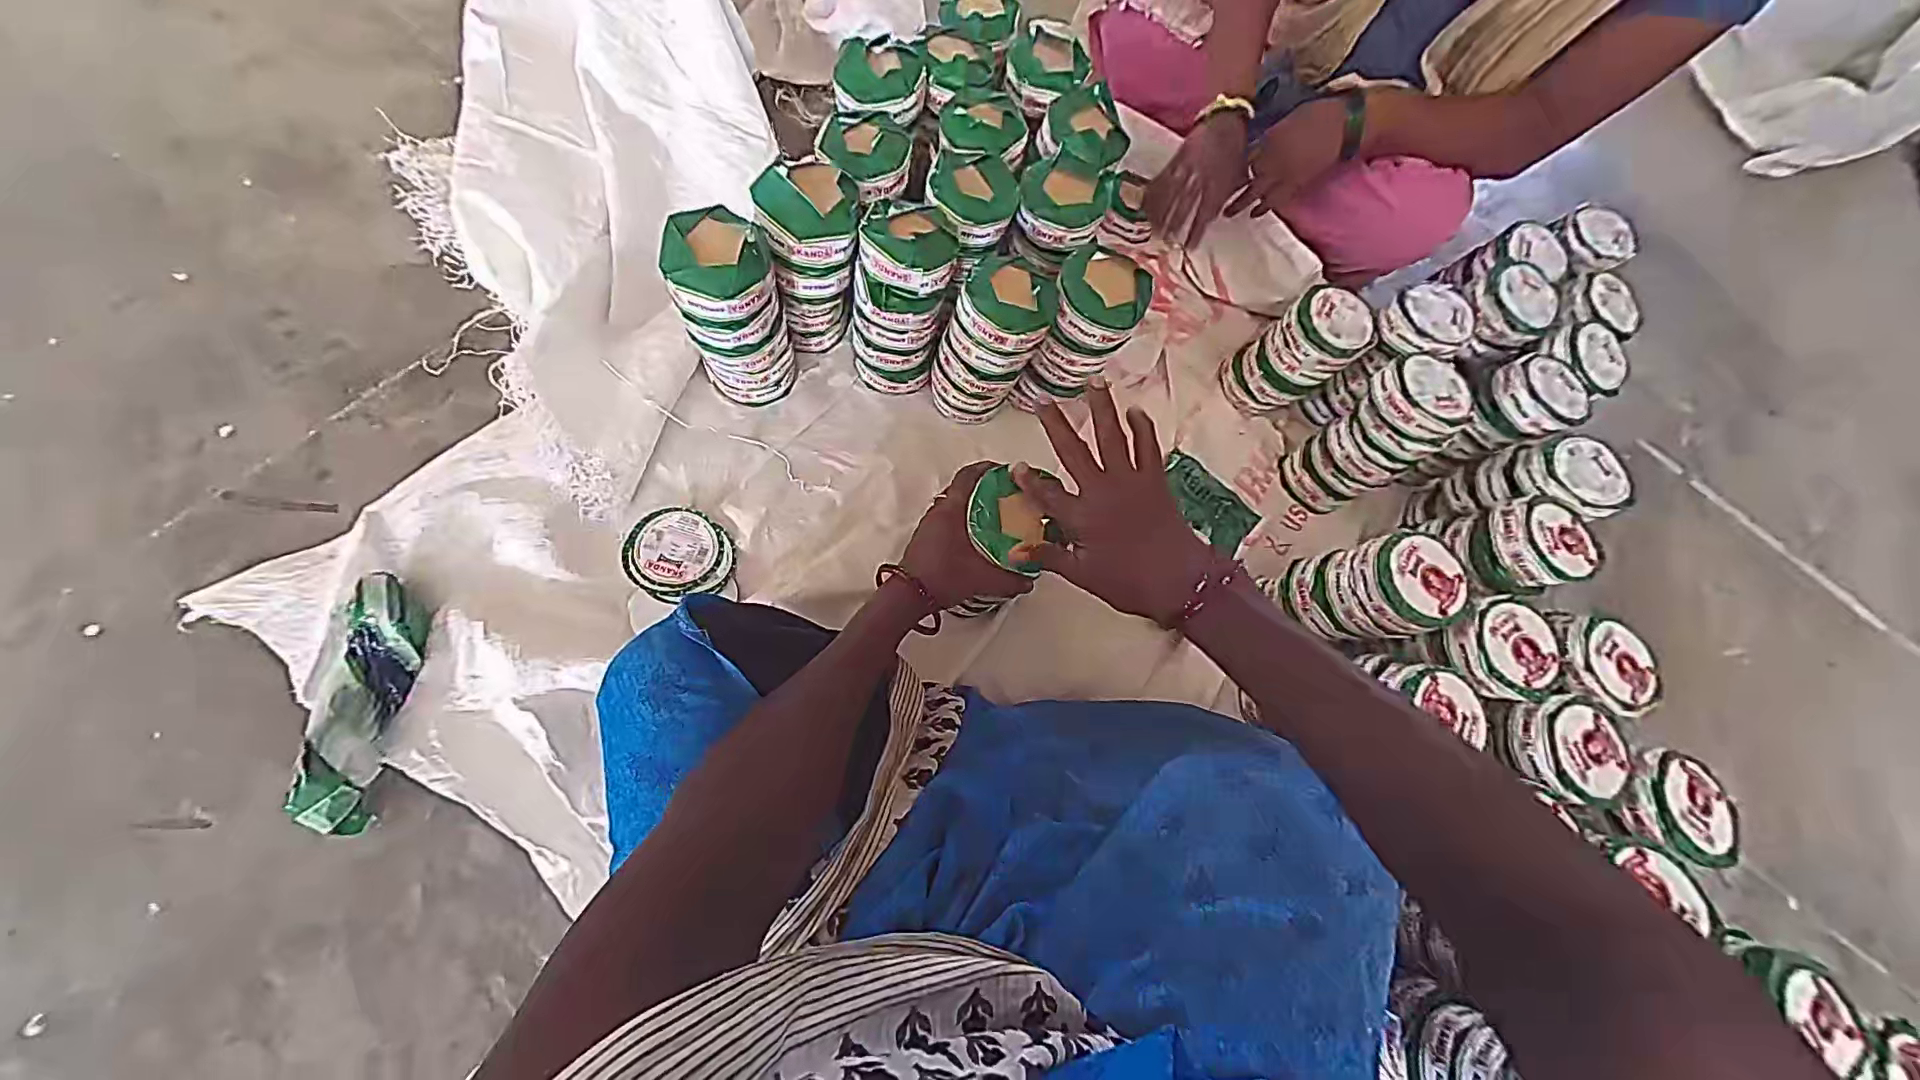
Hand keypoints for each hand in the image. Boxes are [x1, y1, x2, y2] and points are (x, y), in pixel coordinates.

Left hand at [898, 462, 1037, 609]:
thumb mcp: (983, 579)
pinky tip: (977, 536)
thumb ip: (1010, 580)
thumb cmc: (940, 578)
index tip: (1004, 472)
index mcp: (951, 511)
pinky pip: (948, 518)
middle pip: (963, 488)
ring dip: (973, 504)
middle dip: (985, 487)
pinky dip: (964, 519)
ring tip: (996, 515)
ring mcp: (930, 524)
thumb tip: (1028, 580)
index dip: (987, 469)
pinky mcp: (926, 537)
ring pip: (955, 504)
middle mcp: (938, 512)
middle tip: (1005, 494)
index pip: (968, 476)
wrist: (909, 595)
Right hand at [1015, 383, 1219, 624]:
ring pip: (1112, 437)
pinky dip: (1142, 427)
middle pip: (1074, 451)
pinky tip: (1135, 411)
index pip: (1047, 493)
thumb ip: (1049, 556)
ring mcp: (1131, 481)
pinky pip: (1148, 446)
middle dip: (1056, 424)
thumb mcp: (1082, 574)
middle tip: (1043, 401)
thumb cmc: (1127, 581)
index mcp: (1081, 516)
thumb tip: (1015, 552)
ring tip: (1093, 383)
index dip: (1029, 480)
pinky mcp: (1155, 480)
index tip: (1016, 465)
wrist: (1179, 580)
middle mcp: (1102, 490)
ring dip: (1102, 409)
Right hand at [1144, 112, 1249, 248]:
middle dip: (1173, 227)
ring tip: (1151, 228)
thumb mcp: (1239, 175)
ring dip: (1159, 214)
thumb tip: (1218, 216)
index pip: (1204, 215)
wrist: (1227, 119)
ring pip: (1169, 196)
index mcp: (1218, 185)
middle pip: (1183, 208)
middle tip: (1164, 242)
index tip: (1189, 247)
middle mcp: (1200, 179)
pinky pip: (1161, 179)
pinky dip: (1152, 194)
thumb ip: (1228, 197)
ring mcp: (1186, 169)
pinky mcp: (1176, 159)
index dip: (1196, 232)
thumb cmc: (1236, 150)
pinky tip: (1144, 205)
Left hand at [1225, 96, 1344, 219]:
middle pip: (1243, 178)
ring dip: (1240, 204)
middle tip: (1213, 201)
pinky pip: (1275, 200)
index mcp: (1267, 140)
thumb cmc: (1319, 114)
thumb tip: (1258, 149)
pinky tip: (1255, 213)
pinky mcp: (1295, 185)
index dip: (1229, 170)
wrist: (1345, 123)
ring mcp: (1282, 174)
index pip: (1242, 158)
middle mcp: (1270, 159)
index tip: (1218, 176)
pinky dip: (1263, 207)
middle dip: (1228, 190)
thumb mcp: (1287, 121)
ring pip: (1254, 193)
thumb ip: (1270, 137)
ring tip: (1228, 213)